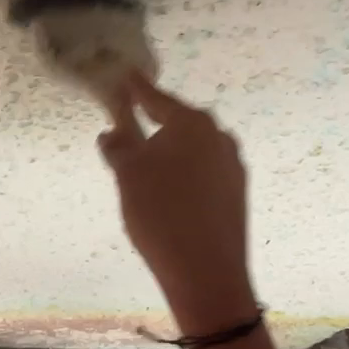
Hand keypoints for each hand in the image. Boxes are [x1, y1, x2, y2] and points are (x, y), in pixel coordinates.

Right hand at [98, 71, 254, 332]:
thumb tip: (111, 132)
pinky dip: (182, 176)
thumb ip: (118, 145)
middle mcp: (219, 137)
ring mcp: (233, 167)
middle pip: (176, 124)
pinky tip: (167, 197)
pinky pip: (202, 174)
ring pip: (190, 151)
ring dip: (167, 155)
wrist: (206, 274)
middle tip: (127, 130)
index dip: (135, 88)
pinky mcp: (236, 194)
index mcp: (193, 123)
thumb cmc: (161, 214)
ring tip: (144, 172)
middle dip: (152, 125)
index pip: (155, 98)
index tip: (125, 74)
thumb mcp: (128, 174)